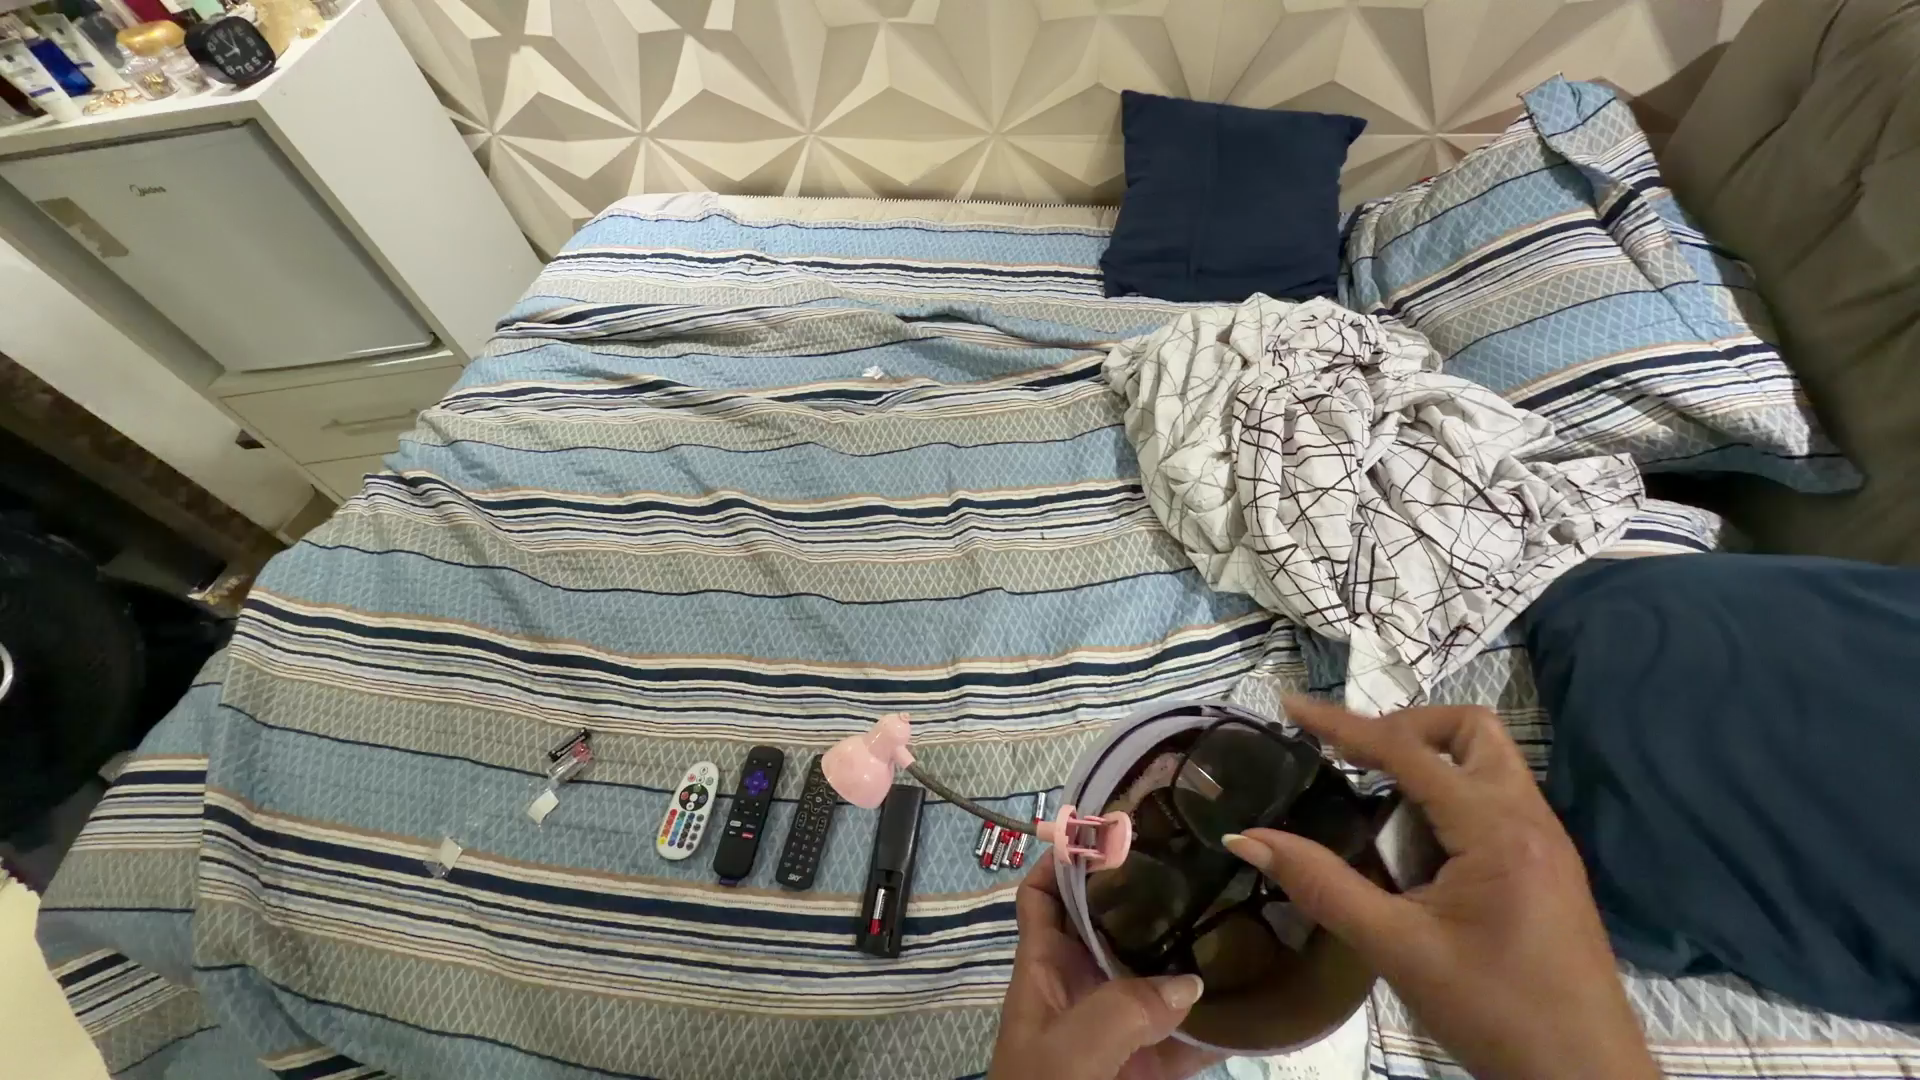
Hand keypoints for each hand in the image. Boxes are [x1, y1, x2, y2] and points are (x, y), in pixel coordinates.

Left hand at [988, 848, 1219, 1079]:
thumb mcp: (1068, 1053)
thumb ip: (1122, 1010)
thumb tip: (1190, 983)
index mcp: (1043, 970)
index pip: (1042, 896)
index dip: (1063, 859)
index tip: (1108, 830)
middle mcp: (1079, 988)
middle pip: (1106, 925)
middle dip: (1141, 894)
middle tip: (1191, 862)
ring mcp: (1116, 1028)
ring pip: (1152, 976)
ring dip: (1185, 954)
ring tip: (1230, 915)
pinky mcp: (1149, 1070)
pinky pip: (1187, 1040)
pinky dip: (1218, 1027)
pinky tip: (1256, 1005)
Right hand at [1222, 697, 1658, 1079]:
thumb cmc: (1498, 1016)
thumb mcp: (1397, 950)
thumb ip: (1320, 885)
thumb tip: (1244, 837)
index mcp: (1497, 831)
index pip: (1408, 752)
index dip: (1342, 723)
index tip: (1291, 705)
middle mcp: (1528, 820)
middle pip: (1470, 730)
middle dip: (1404, 727)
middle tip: (1352, 756)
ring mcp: (1543, 841)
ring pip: (1485, 759)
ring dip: (1425, 757)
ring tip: (1371, 792)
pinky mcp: (1543, 864)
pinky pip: (1489, 795)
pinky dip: (1442, 790)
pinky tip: (1408, 836)